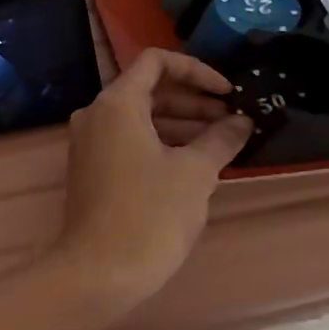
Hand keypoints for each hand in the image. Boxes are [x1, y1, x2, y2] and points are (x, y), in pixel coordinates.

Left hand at [55, 49, 250, 309]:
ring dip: (180, 122)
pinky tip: (194, 161)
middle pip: (147, 89)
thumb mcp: (195, 172)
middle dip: (192, 100)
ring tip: (223, 141)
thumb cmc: (150, 213)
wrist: (99, 267)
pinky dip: (160, 141)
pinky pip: (127, 138)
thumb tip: (241, 121)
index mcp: (115, 103)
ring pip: (138, 116)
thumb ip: (220, 138)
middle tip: (233, 119)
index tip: (228, 92)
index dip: (195, 69)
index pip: (154, 62)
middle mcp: (95, 114)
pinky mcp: (90, 165)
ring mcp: (88, 141)